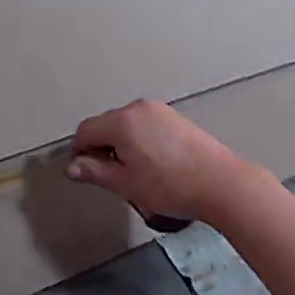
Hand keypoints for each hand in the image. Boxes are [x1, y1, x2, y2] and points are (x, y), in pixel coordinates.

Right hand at [65, 100, 261, 225]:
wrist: (221, 183)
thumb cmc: (172, 186)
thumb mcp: (126, 184)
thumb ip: (95, 172)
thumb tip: (73, 167)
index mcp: (121, 121)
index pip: (85, 130)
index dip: (79, 150)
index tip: (82, 169)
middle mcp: (137, 108)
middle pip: (106, 124)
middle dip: (102, 147)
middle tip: (110, 175)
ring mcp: (158, 110)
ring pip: (126, 124)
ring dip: (121, 144)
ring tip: (135, 173)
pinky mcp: (174, 117)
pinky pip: (145, 124)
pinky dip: (140, 140)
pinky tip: (154, 164)